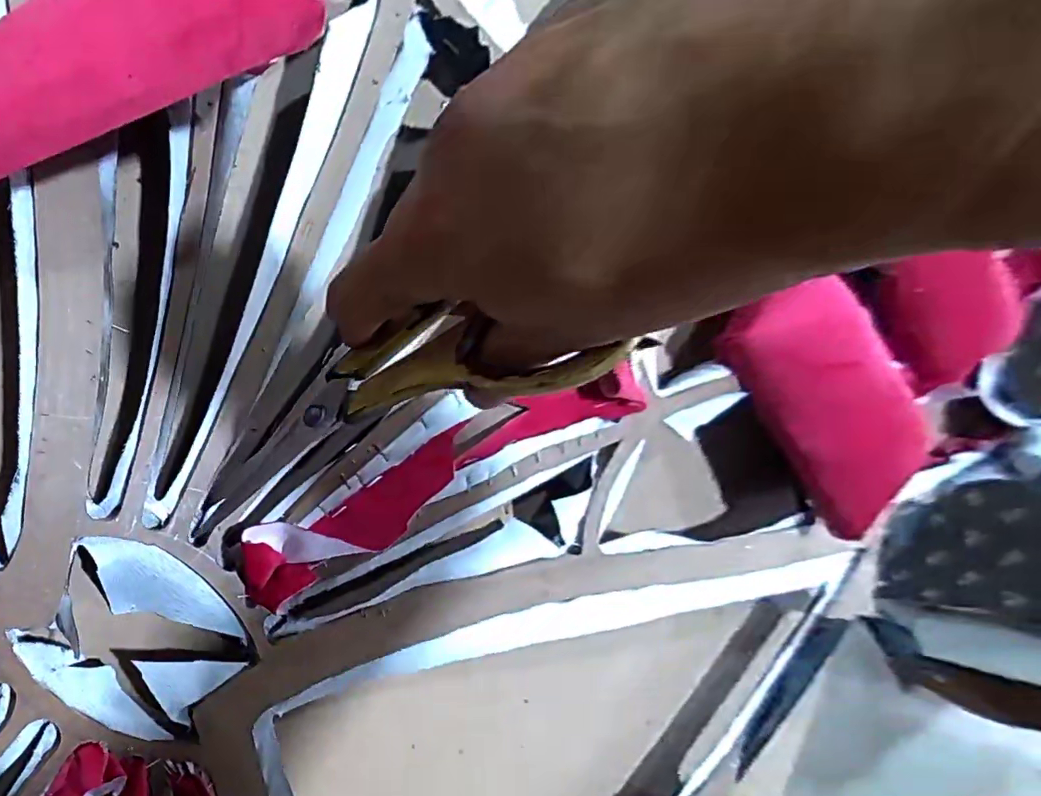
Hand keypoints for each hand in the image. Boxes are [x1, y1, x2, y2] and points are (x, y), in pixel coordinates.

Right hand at [327, 0, 1040, 370]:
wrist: (852, 95)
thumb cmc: (683, 245)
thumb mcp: (572, 327)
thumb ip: (496, 348)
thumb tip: (474, 351)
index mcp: (434, 234)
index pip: (356, 293)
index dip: (365, 326)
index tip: (388, 340)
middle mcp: (450, 148)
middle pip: (418, 222)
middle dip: (446, 258)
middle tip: (509, 274)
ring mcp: (511, 76)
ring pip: (474, 157)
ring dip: (496, 192)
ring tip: (581, 195)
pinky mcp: (575, 21)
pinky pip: (532, 98)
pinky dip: (550, 132)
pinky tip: (623, 132)